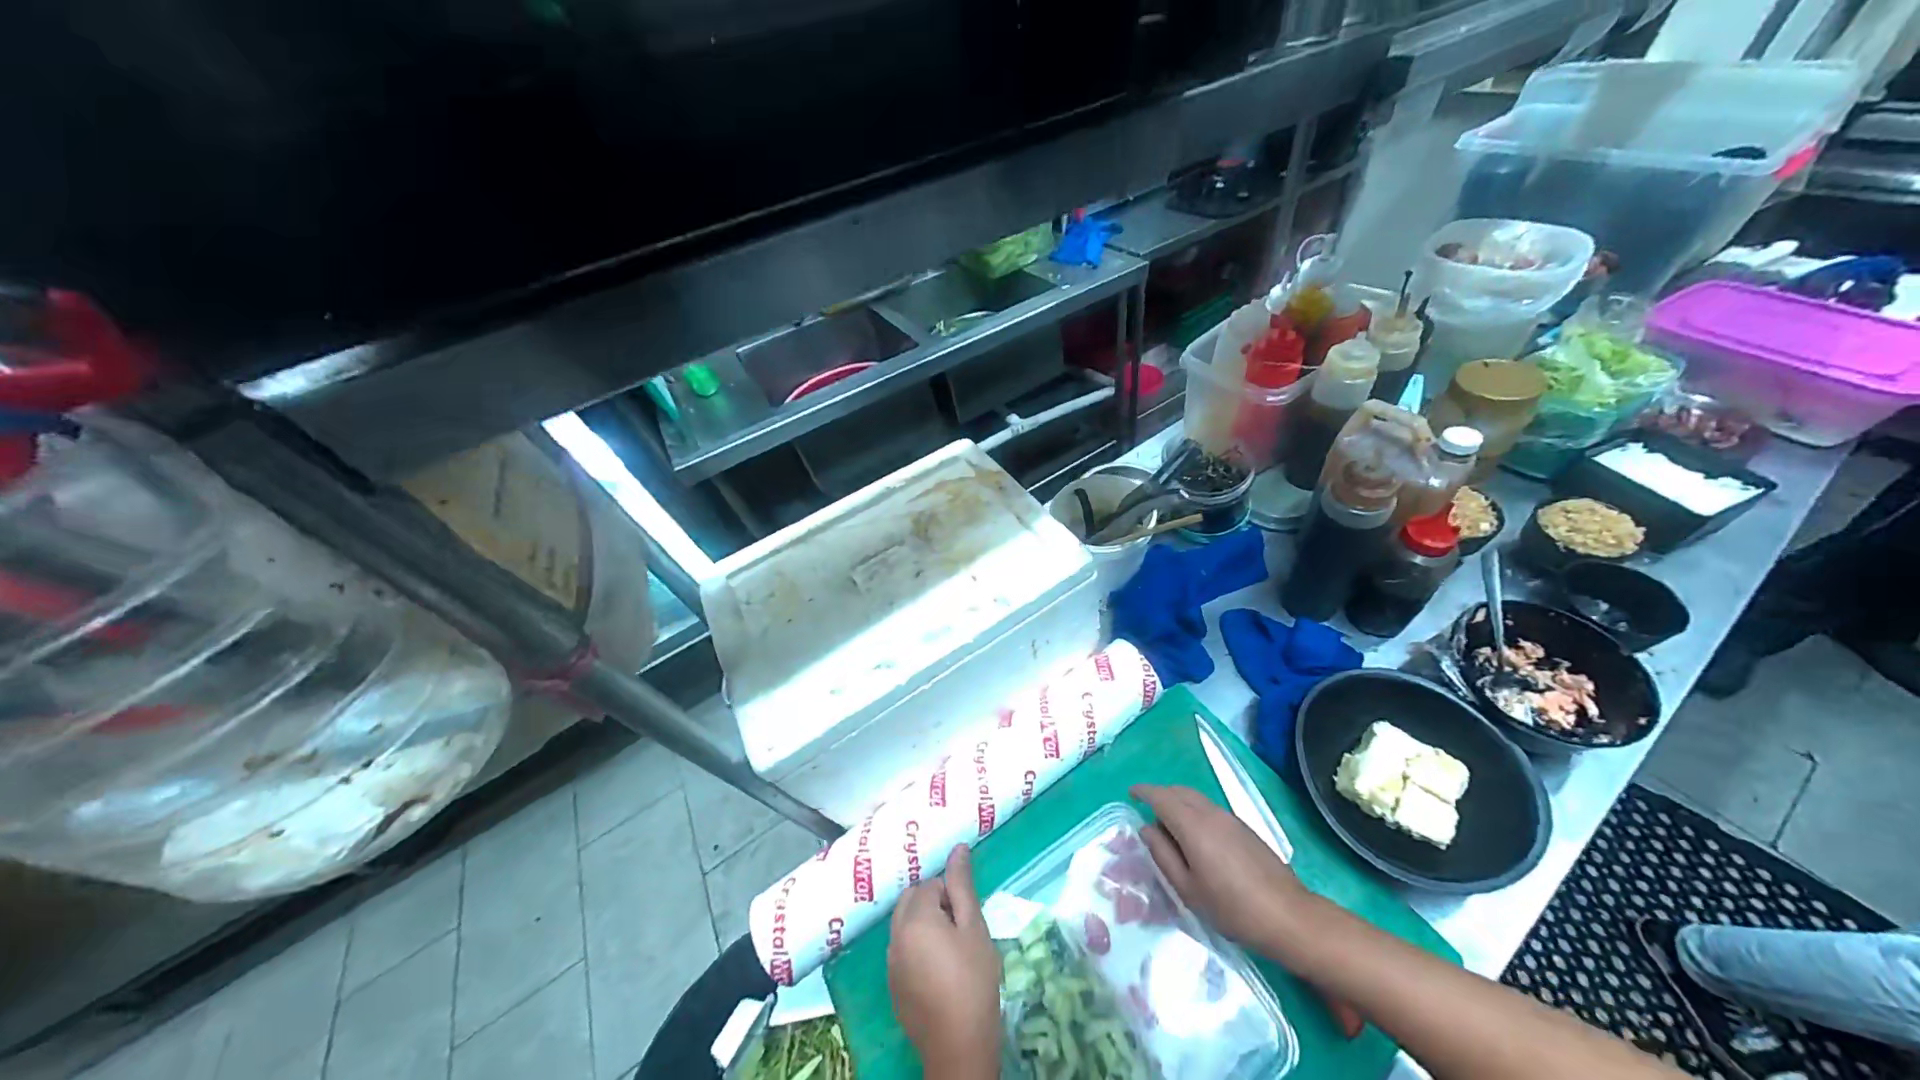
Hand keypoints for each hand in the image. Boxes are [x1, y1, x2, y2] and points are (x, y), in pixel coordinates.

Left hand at [887, 844, 1001, 1079]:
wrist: (959, 1046)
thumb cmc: (973, 981)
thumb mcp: (974, 929)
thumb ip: (962, 886)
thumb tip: (958, 848)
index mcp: (915, 918)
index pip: (930, 885)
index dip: (952, 896)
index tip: (968, 919)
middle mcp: (895, 935)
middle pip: (911, 900)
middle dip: (933, 904)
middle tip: (959, 930)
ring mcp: (890, 961)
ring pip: (904, 924)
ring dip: (923, 925)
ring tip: (951, 950)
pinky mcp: (892, 984)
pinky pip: (901, 950)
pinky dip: (916, 948)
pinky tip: (939, 971)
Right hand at [1131, 783, 1316, 953]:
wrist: (1288, 916)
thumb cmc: (1232, 908)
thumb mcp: (1187, 889)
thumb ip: (1163, 855)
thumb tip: (1147, 829)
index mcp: (1193, 826)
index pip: (1162, 797)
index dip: (1144, 792)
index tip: (1130, 793)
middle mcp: (1211, 813)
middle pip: (1180, 791)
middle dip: (1160, 794)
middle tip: (1146, 807)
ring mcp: (1231, 819)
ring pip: (1196, 798)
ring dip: (1178, 802)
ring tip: (1168, 823)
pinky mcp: (1245, 829)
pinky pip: (1210, 808)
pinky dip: (1194, 810)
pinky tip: (1194, 835)